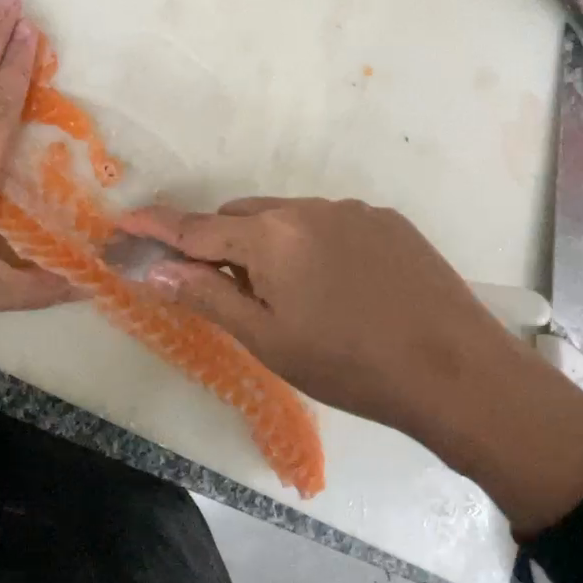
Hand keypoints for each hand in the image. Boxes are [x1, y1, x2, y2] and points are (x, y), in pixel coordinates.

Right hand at [123, 197, 582, 536]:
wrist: (458, 374)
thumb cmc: (349, 365)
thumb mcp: (267, 339)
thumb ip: (207, 296)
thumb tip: (156, 269)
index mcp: (270, 236)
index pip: (195, 227)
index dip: (156, 226)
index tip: (124, 221)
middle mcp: (306, 208)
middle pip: (240, 217)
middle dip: (220, 243)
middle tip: (225, 288)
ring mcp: (351, 209)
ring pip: (286, 218)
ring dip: (270, 245)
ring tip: (292, 296)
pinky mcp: (387, 220)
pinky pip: (328, 222)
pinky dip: (312, 245)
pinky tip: (339, 287)